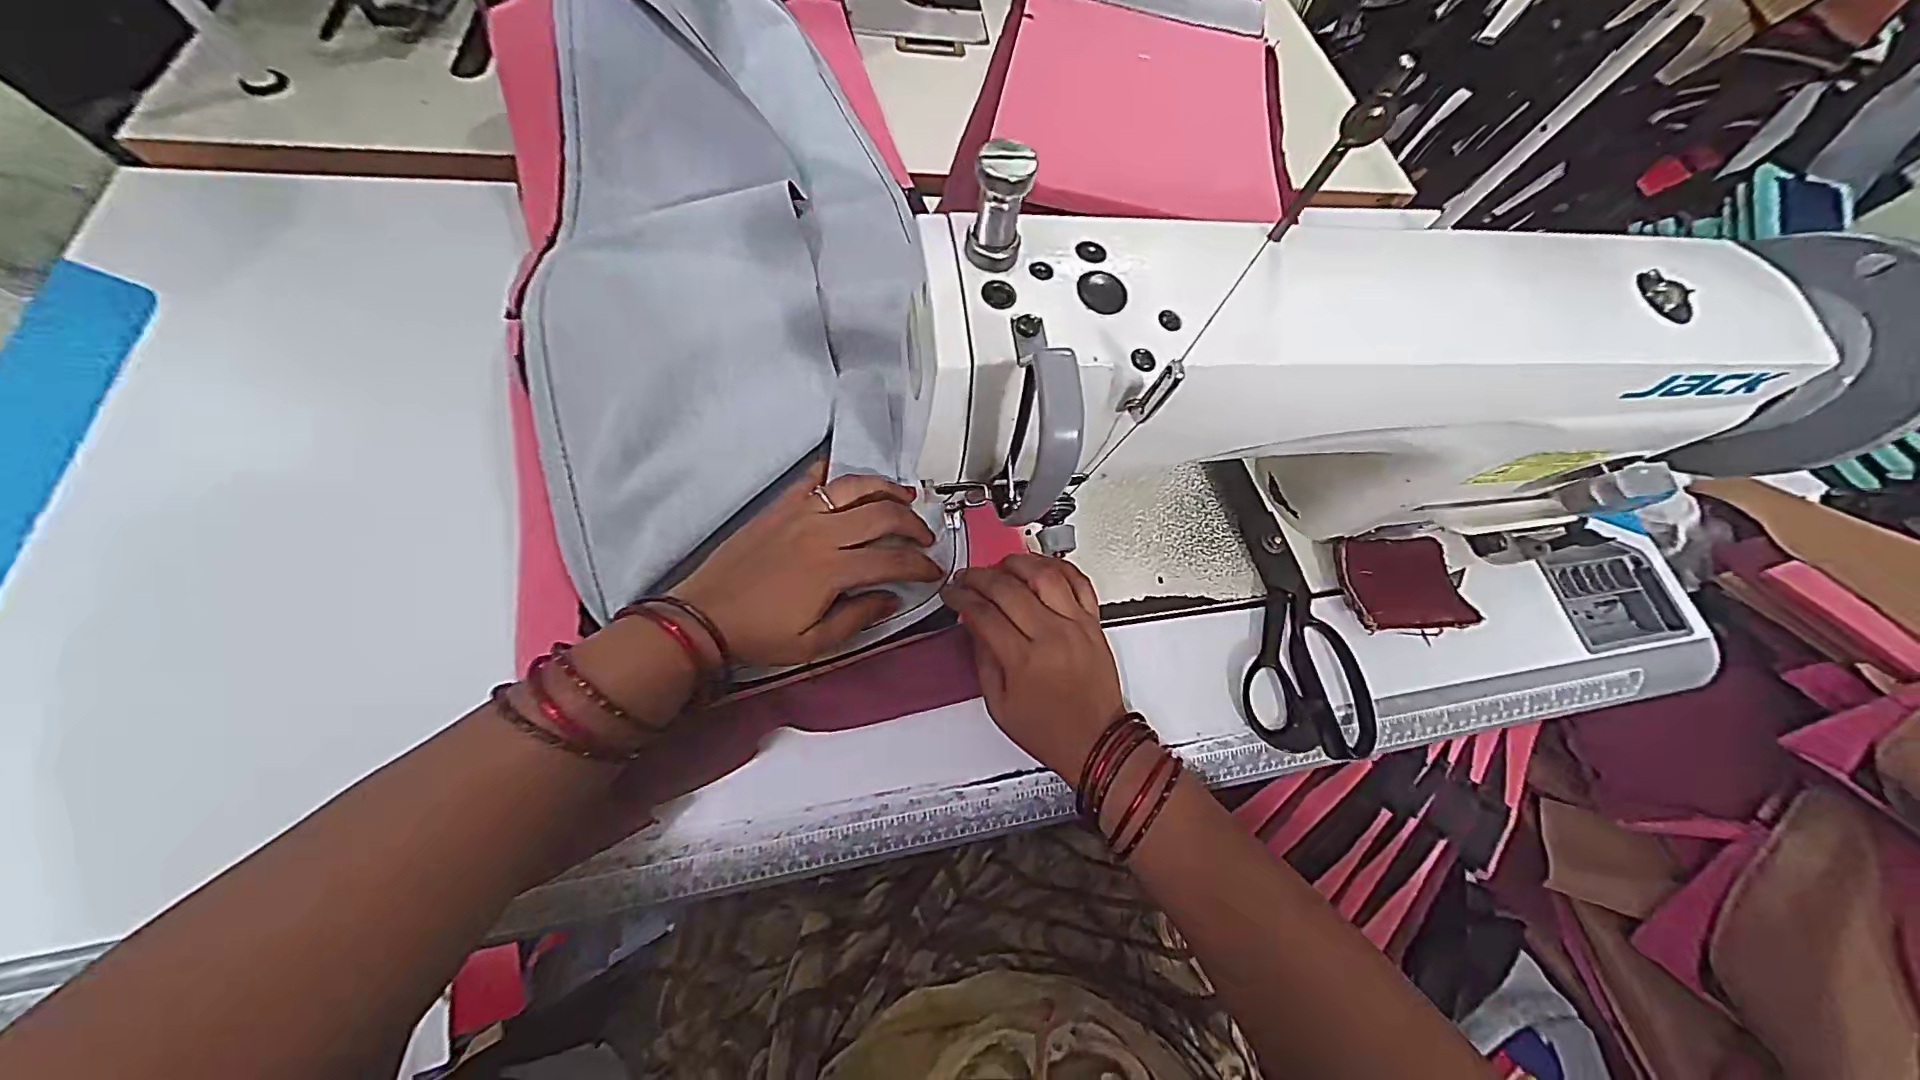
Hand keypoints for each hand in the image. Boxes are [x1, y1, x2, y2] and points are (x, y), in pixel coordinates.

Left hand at [670, 460, 944, 666]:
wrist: (704, 616)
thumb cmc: (757, 633)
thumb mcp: (814, 643)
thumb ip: (858, 617)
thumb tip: (889, 598)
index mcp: (831, 570)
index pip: (893, 560)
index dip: (921, 566)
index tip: (932, 571)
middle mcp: (820, 534)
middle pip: (884, 516)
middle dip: (914, 526)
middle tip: (924, 538)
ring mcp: (799, 515)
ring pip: (855, 488)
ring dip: (886, 490)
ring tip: (903, 498)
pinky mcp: (780, 507)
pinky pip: (813, 479)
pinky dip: (834, 473)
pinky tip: (847, 480)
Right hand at [942, 554, 1123, 778]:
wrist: (1097, 742)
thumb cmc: (1053, 731)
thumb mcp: (1000, 705)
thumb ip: (983, 660)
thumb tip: (974, 625)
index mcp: (1024, 661)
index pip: (983, 612)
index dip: (961, 597)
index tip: (953, 594)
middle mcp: (1053, 637)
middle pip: (1008, 588)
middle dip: (979, 577)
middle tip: (968, 578)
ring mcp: (1076, 626)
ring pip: (1044, 574)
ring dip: (1016, 563)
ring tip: (1001, 566)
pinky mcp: (1093, 623)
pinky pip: (1078, 581)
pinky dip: (1058, 567)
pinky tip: (1042, 566)